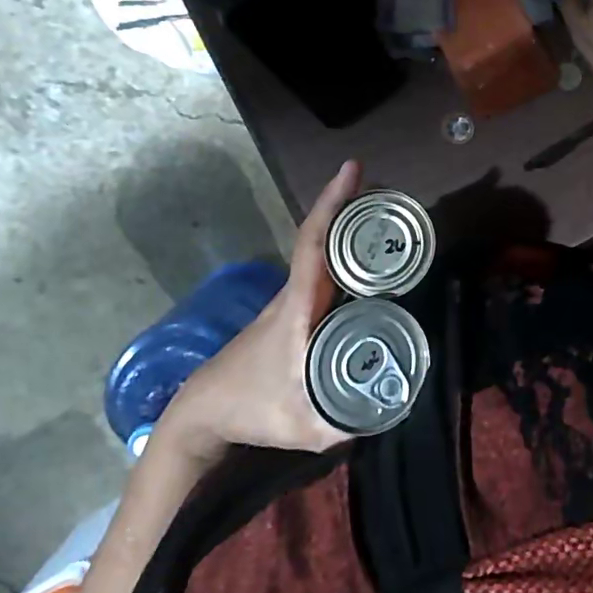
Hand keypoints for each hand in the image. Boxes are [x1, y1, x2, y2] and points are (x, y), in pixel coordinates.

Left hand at [156, 161, 363, 465]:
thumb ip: (342, 423)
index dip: (332, 203)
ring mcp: (291, 302)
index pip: (314, 243)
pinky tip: (366, 267)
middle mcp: (294, 294)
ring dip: (349, 232)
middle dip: (353, 209)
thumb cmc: (246, 406)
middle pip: (325, 239)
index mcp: (297, 306)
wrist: (203, 411)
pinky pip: (322, 275)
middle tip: (389, 192)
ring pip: (323, 256)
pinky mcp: (292, 314)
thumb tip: (386, 409)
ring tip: (387, 220)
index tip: (352, 168)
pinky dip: (343, 258)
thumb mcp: (300, 423)